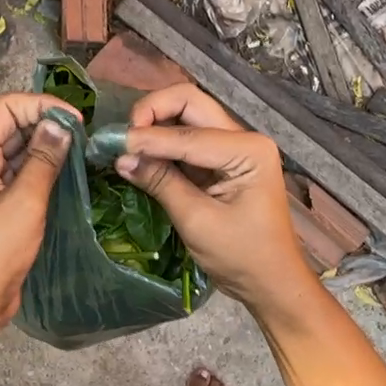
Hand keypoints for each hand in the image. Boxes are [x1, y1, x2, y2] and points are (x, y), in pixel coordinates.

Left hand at [0, 94, 74, 361]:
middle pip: (11, 126)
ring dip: (48, 148)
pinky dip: (43, 171)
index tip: (78, 122)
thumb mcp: (23, 206)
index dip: (42, 106)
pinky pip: (20, 176)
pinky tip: (70, 175)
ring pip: (18, 151)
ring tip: (84, 154)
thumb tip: (61, 124)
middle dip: (47, 124)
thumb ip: (43, 161)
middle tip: (88, 138)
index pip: (5, 107)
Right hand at [116, 85, 314, 313]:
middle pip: (189, 103)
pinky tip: (140, 155)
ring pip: (186, 115)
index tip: (113, 144)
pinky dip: (161, 143)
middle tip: (123, 136)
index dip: (149, 137)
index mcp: (248, 149)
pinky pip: (186, 139)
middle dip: (152, 111)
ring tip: (127, 146)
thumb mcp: (198, 221)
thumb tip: (122, 158)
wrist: (271, 283)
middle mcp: (243, 137)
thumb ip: (161, 183)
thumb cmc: (243, 256)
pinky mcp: (219, 161)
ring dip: (154, 124)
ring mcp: (232, 147)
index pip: (189, 132)